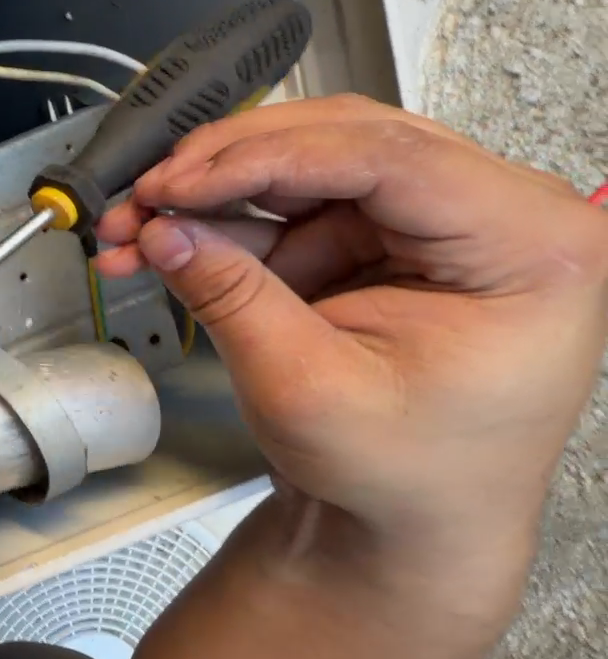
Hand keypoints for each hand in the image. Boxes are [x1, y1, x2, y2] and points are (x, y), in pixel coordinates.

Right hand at [94, 94, 607, 602]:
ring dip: (204, 195)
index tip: (173, 187)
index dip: (263, 161)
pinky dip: (207, 226)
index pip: (387, 159)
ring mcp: (420, 227)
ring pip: (298, 167)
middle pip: (341, 141)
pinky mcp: (365, 244)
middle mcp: (485, 218)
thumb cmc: (400, 469)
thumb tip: (163, 232)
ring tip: (132, 228)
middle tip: (145, 197)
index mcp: (527, 247)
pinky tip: (156, 246)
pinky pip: (274, 211)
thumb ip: (231, 298)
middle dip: (225, 167)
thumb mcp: (303, 386)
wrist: (401, 516)